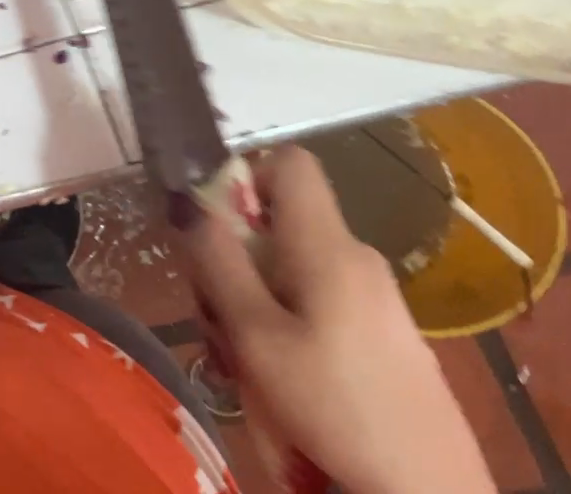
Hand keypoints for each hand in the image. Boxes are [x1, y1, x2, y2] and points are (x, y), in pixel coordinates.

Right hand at [184, 147, 495, 493]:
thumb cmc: (334, 407)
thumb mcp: (254, 334)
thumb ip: (216, 260)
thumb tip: (186, 198)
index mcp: (329, 246)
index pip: (288, 163)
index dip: (243, 176)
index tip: (212, 222)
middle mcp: (357, 258)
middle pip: (277, 223)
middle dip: (233, 254)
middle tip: (216, 310)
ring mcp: (376, 299)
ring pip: (289, 268)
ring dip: (252, 297)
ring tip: (243, 356)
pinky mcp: (384, 335)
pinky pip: (315, 303)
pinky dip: (284, 323)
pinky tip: (278, 376)